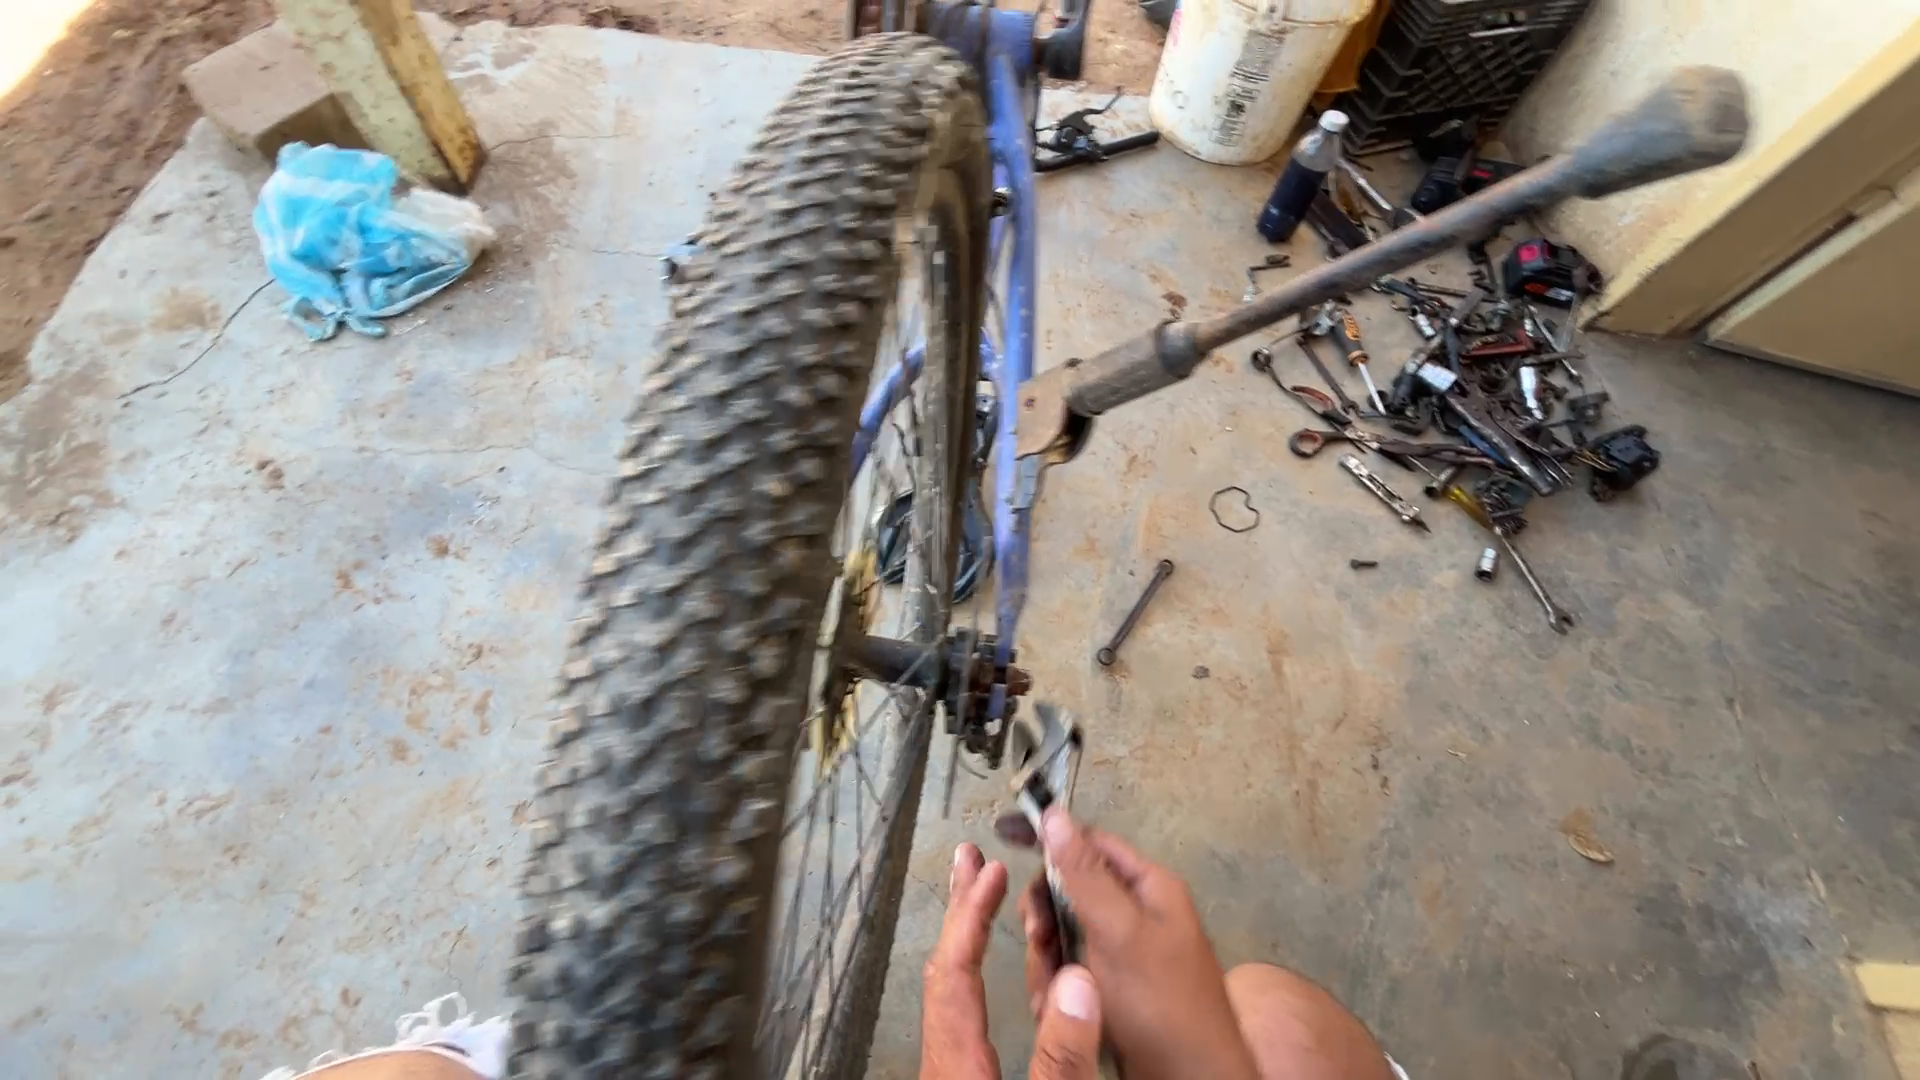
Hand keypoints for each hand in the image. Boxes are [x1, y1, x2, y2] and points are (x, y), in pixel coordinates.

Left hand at [922, 842, 1104, 1079]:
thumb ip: (1061, 1056)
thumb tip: (1078, 983)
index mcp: (957, 1059)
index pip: (957, 968)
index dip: (973, 913)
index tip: (993, 870)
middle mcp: (946, 1057)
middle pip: (946, 969)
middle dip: (961, 908)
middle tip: (969, 861)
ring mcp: (951, 1070)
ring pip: (950, 989)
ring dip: (965, 937)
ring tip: (979, 898)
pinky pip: (961, 1009)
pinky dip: (973, 971)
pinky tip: (986, 972)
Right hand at [1027, 808, 1259, 1079]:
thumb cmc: (1161, 1004)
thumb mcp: (1118, 931)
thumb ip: (1083, 873)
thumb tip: (1055, 814)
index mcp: (1147, 886)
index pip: (1090, 841)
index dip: (1050, 837)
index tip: (1006, 836)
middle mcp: (1135, 912)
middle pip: (1069, 888)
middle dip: (1046, 913)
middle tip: (1040, 936)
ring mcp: (1121, 952)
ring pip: (1062, 932)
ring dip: (1048, 958)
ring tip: (1052, 990)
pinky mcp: (1110, 987)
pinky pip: (1068, 969)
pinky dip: (1055, 987)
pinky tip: (1055, 1010)